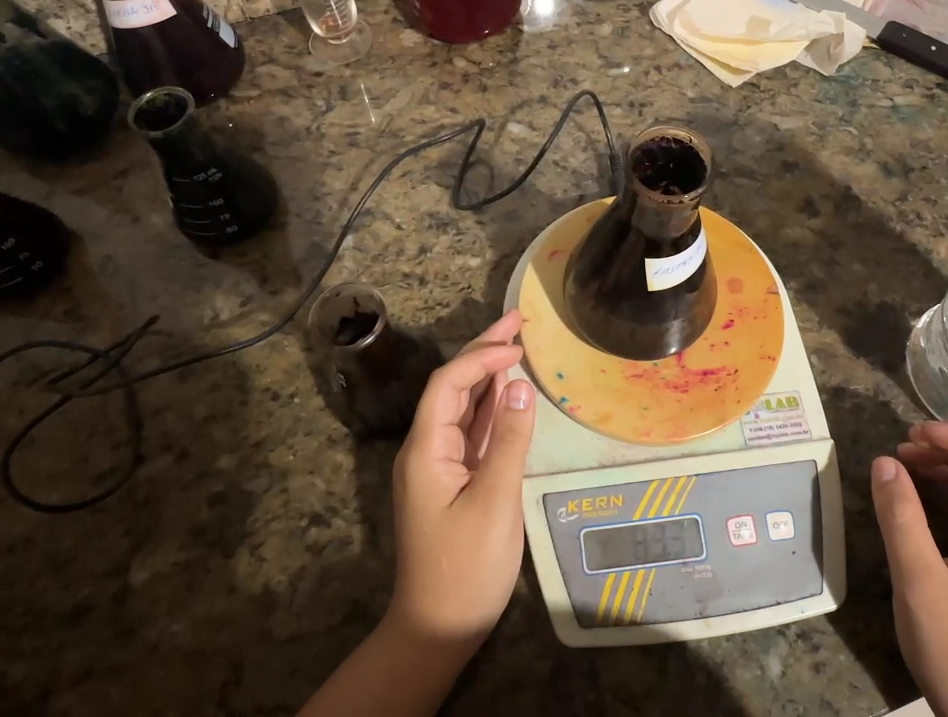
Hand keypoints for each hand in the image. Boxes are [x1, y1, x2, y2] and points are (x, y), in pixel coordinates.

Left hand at [386, 308, 536, 647]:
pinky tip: (510, 394)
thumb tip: (520, 387)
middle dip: (483, 351)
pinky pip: (473, 432)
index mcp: (427, 449)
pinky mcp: (455, 481)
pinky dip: (493, 408)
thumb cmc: (466, 567)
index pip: (449, 384)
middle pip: (453, 387)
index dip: (481, 357)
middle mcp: (428, 449)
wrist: (438, 626)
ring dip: (489, 375)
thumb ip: (509, 442)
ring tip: (518, 344)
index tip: (518, 344)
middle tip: (519, 320)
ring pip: (464, 407)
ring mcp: (440, 465)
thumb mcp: (495, 502)